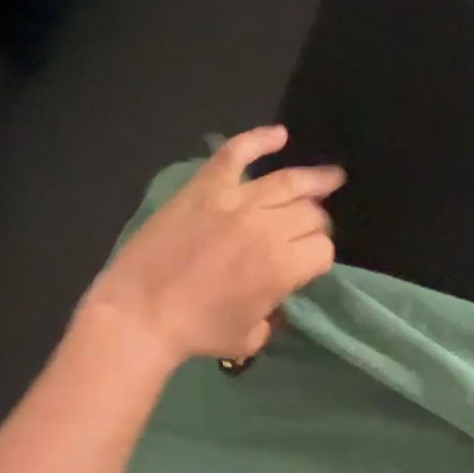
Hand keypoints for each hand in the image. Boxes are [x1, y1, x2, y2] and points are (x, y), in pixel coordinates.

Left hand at [84, 125, 343, 365]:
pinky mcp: (205, 188)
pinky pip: (236, 153)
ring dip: (314, 179)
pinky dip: (259, 139)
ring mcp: (235, 201)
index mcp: (283, 267)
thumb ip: (273, 314)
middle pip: (310, 213)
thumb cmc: (198, 331)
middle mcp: (267, 228)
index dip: (319, 258)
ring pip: (287, 181)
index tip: (308, 264)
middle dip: (316, 223)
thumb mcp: (250, 337)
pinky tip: (279, 135)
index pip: (322, 249)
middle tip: (309, 231)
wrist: (141, 313)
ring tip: (332, 177)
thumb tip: (275, 299)